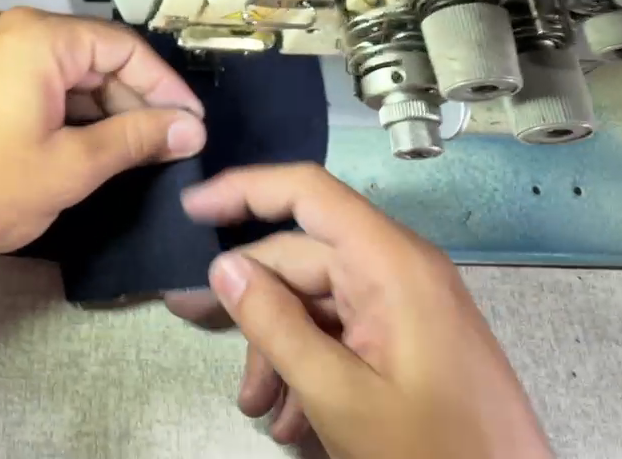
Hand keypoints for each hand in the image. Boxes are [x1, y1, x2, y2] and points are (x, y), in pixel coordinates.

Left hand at [0, 8, 207, 284]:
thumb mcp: (71, 167)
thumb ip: (136, 139)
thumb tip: (191, 128)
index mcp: (36, 36)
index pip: (122, 46)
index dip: (164, 85)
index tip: (193, 123)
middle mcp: (10, 27)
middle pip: (92, 55)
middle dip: (132, 99)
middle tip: (168, 143)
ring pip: (64, 70)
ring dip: (101, 107)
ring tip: (134, 150)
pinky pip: (35, 79)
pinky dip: (65, 108)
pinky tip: (88, 143)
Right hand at [172, 164, 549, 457]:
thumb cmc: (430, 455)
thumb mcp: (339, 396)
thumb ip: (275, 324)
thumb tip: (224, 266)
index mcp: (390, 261)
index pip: (307, 192)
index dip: (245, 189)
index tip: (191, 208)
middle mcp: (397, 267)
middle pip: (303, 256)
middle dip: (254, 302)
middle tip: (193, 327)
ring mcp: (405, 303)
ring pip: (317, 299)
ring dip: (279, 346)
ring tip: (257, 408)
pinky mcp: (409, 338)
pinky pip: (343, 329)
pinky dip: (310, 363)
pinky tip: (291, 420)